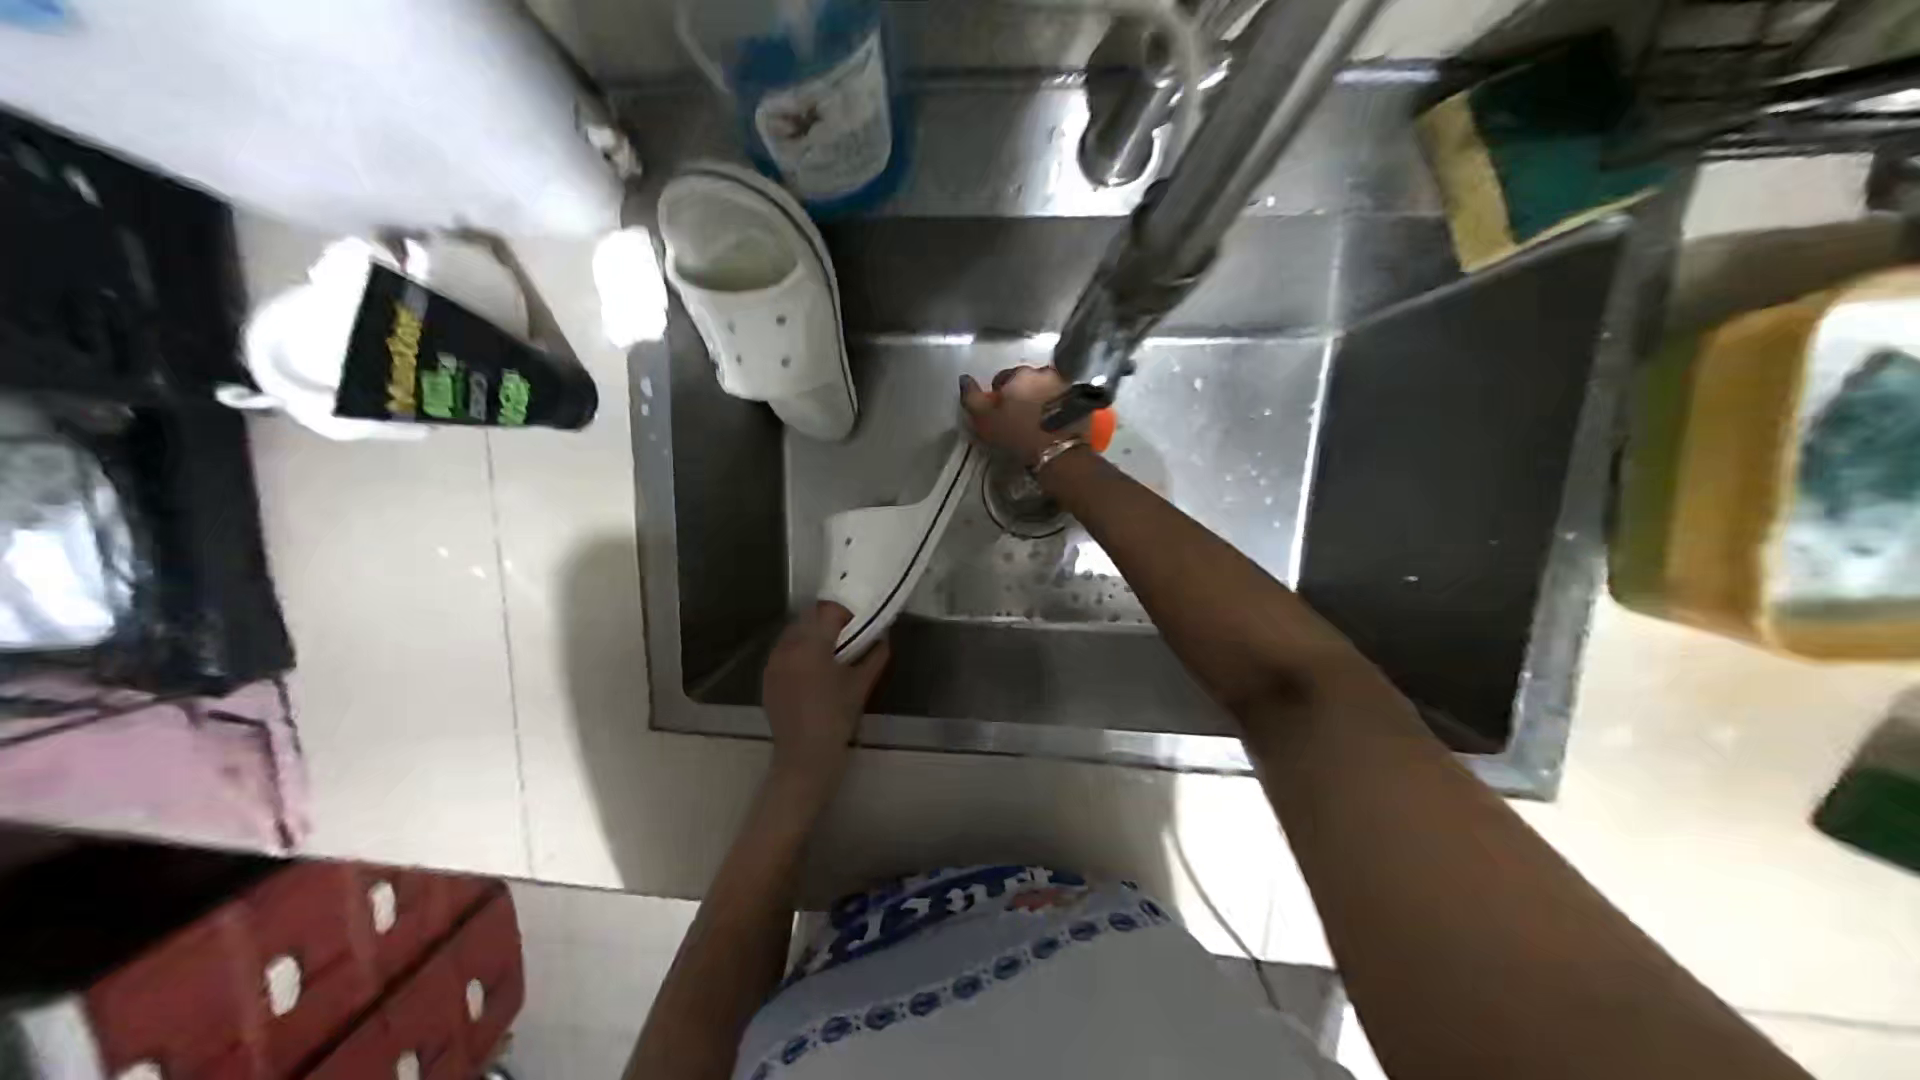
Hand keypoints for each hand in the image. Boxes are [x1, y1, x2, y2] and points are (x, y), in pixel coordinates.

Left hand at [761, 602, 889, 783]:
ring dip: (812, 634)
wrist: (805, 757)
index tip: (860, 623)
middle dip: (828, 621)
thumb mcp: (861, 685)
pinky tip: (814, 668)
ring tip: (831, 651)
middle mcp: (787, 647)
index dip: (846, 612)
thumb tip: (883, 638)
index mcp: (810, 645)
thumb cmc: (837, 718)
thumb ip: (875, 656)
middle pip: (808, 618)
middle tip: (848, 635)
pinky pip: (784, 651)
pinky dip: (799, 650)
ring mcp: (773, 662)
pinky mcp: (767, 677)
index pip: (828, 611)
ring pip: (794, 633)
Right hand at [960, 367, 1091, 468]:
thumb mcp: (986, 420)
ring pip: (1045, 388)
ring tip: (1037, 421)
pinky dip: (1056, 406)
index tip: (1001, 414)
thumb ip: (972, 398)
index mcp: (1020, 374)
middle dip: (1021, 395)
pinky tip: (1052, 422)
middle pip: (1026, 382)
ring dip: (1039, 399)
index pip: (1002, 379)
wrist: (1060, 455)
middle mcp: (1045, 372)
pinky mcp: (1080, 399)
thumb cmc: (1019, 436)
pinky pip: (1062, 399)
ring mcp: (1065, 384)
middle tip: (1019, 418)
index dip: (998, 397)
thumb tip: (964, 379)